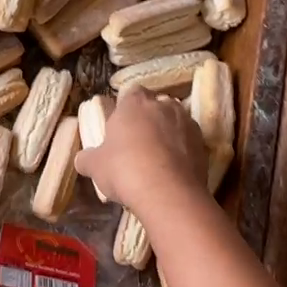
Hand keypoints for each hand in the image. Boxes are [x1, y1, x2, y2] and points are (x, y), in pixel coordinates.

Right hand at [76, 87, 208, 216]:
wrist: (168, 194)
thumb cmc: (124, 170)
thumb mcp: (94, 166)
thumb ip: (87, 158)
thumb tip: (83, 159)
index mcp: (135, 103)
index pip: (131, 92)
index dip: (125, 106)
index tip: (120, 123)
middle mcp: (164, 106)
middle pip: (156, 105)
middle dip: (148, 118)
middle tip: (136, 141)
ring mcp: (187, 124)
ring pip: (175, 122)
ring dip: (167, 133)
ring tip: (156, 157)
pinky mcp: (203, 146)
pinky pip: (188, 142)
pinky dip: (181, 151)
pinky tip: (171, 170)